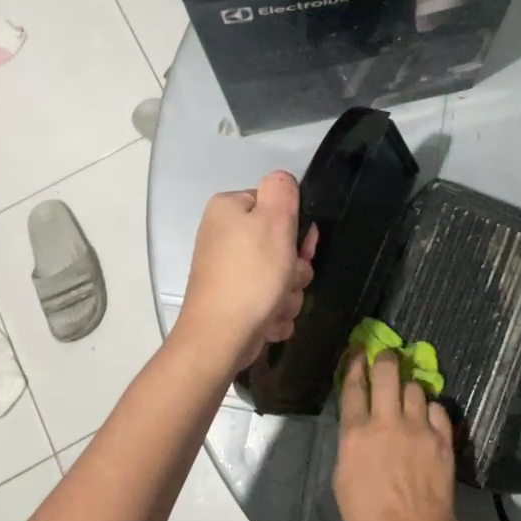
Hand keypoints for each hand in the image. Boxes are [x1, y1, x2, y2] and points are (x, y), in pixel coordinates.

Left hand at [178, 171, 316, 371]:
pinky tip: (266, 321)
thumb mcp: (274, 221)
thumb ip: (282, 190)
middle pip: (281, 244)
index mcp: (228, 208)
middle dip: (293, 269)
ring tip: (274, 305)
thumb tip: (281, 181)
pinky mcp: (233, 300)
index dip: (295, 229)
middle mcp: (223, 235)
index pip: (277, 206)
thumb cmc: (251, 276)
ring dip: (287, 294)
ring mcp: (226, 270)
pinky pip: (268, 300)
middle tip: (286, 280)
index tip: (301, 249)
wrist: (219, 338)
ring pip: (279, 276)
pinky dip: (273, 312)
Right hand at [334, 351, 467, 520]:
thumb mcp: (343, 480)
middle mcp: (387, 422)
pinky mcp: (442, 439)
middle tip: (387, 359)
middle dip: (386, 360)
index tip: (359, 353)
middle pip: (388, 372)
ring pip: (415, 388)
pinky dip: (431, 409)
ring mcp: (418, 428)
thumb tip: (358, 426)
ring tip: (408, 397)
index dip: (355, 365)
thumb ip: (350, 444)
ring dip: (409, 388)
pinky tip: (427, 418)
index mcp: (355, 433)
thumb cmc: (368, 519)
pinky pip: (437, 408)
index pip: (354, 386)